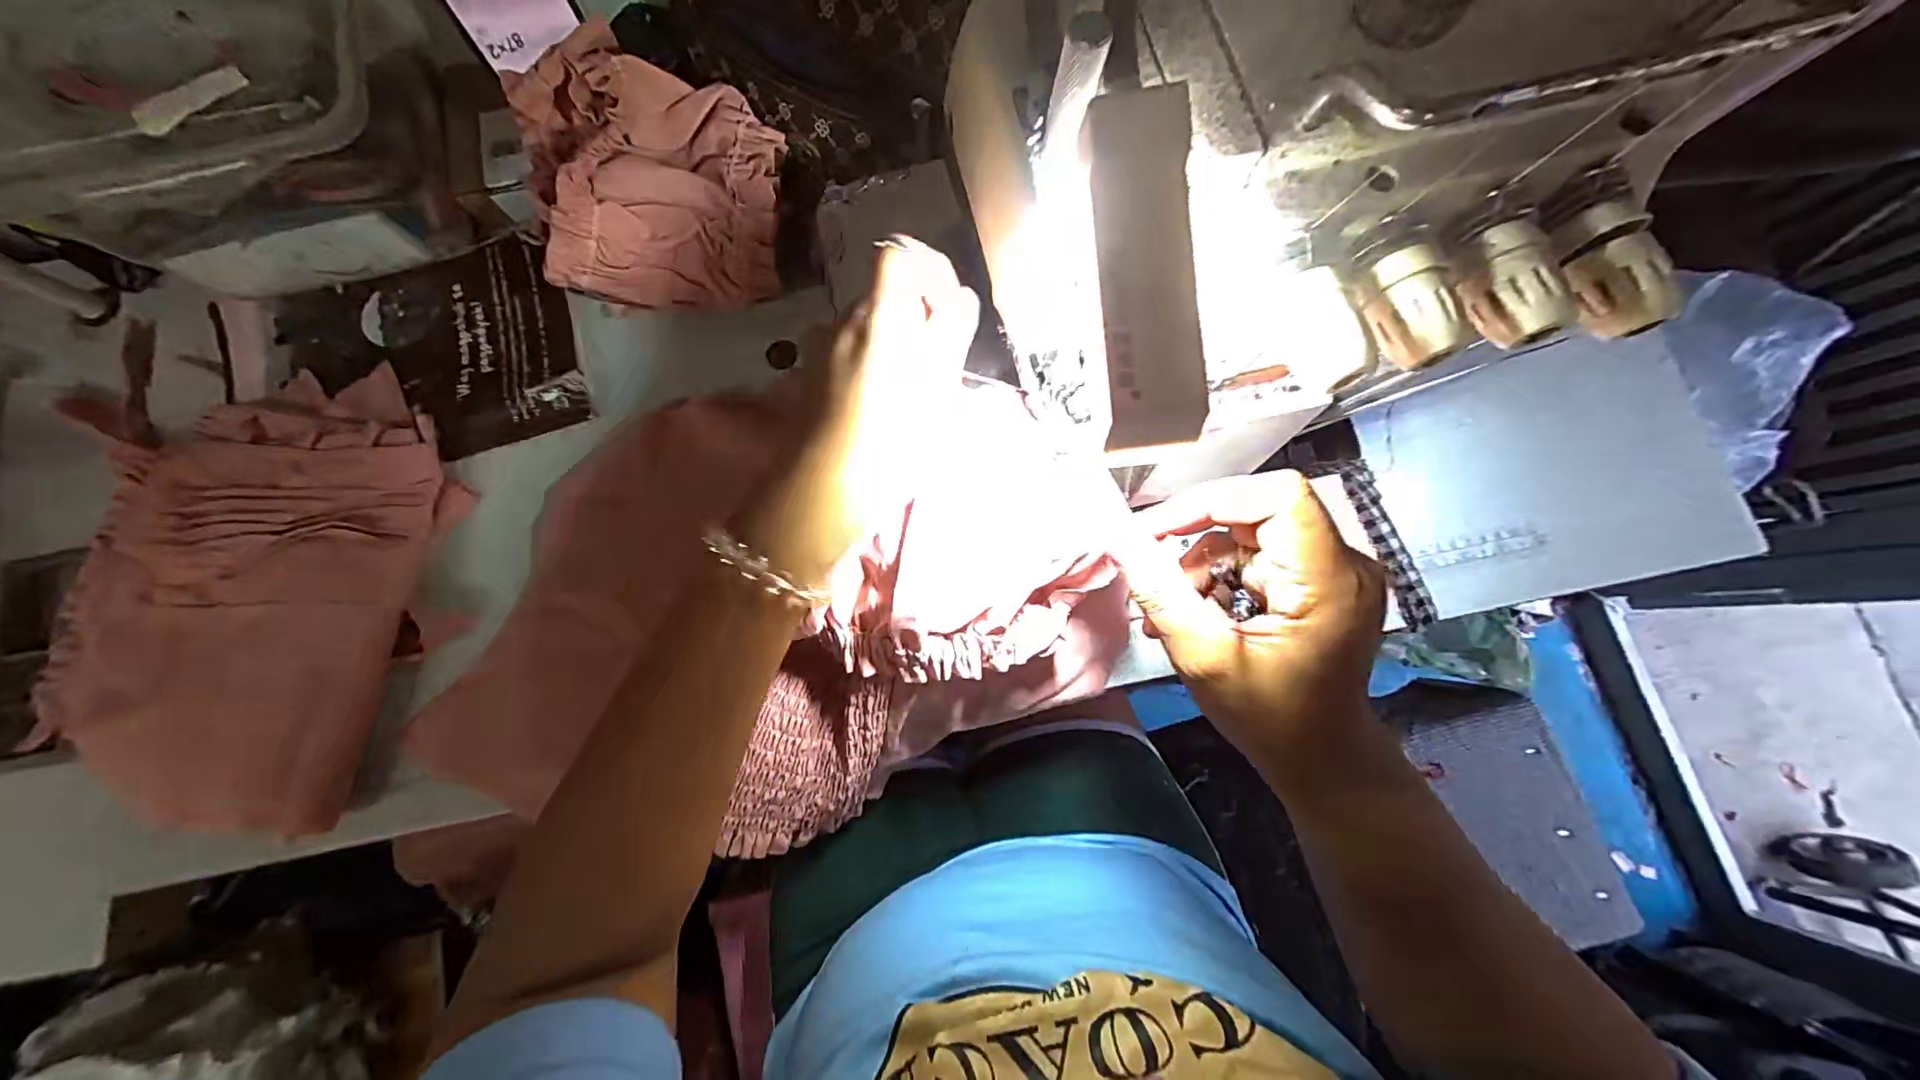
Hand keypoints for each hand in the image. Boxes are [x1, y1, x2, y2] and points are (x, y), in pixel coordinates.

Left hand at [739, 238, 979, 586]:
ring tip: (906, 388)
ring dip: (890, 342)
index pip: (898, 256)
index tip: (945, 305)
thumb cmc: (895, 439)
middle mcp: (843, 320)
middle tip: (934, 359)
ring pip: (866, 325)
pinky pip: (847, 351)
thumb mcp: (940, 386)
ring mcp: (821, 346)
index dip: (928, 271)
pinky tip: (874, 399)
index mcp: (880, 316)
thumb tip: (957, 299)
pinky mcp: (810, 372)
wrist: (831, 484)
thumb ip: (951, 332)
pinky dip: (866, 361)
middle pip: (884, 295)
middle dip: (913, 316)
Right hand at [1114, 472, 1388, 765]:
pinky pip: (1256, 554)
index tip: (1159, 530)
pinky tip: (1195, 610)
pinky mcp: (1319, 579)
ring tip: (1173, 608)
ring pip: (1248, 533)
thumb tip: (1121, 544)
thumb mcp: (1205, 659)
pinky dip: (1217, 576)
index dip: (1212, 500)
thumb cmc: (1271, 717)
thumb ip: (1161, 596)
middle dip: (1195, 537)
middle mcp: (1344, 563)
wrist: (1321, 755)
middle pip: (1257, 511)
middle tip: (1152, 567)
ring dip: (1200, 563)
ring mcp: (1334, 570)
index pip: (1277, 496)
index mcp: (1328, 580)